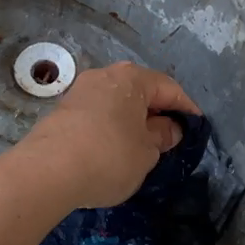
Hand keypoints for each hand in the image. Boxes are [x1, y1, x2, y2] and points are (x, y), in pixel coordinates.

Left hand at [9, 62, 200, 209]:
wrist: (47, 170)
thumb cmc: (108, 156)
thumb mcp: (146, 152)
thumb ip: (162, 137)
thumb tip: (169, 128)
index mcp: (132, 78)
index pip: (168, 88)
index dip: (186, 108)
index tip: (197, 128)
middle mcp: (106, 75)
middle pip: (141, 90)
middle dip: (157, 112)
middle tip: (171, 138)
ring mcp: (82, 90)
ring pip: (118, 101)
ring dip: (132, 119)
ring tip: (143, 146)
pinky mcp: (64, 109)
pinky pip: (99, 113)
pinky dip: (112, 126)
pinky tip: (114, 149)